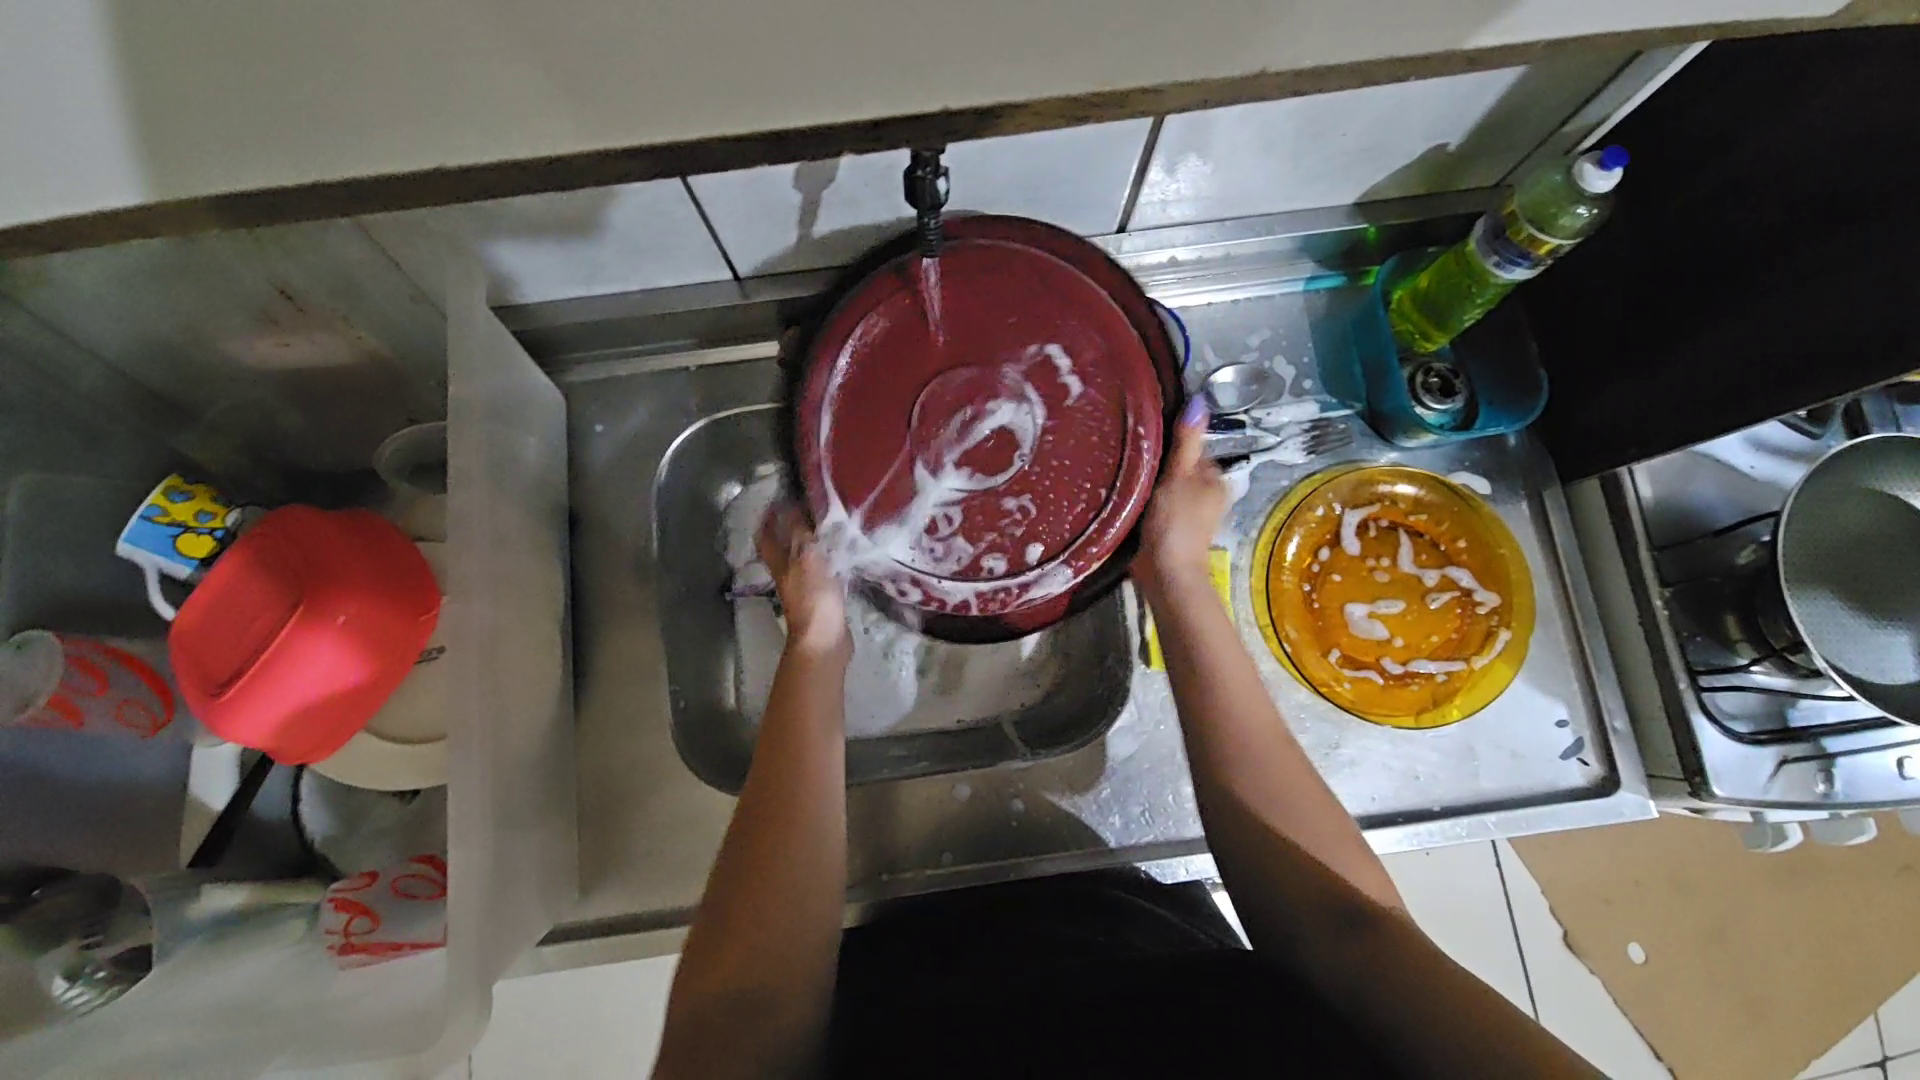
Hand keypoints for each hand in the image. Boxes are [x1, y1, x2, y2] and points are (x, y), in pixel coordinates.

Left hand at [758, 500, 850, 660]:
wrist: (824, 640)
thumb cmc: (812, 597)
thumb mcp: (805, 557)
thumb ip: (799, 532)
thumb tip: (792, 507)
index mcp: (780, 563)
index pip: (767, 536)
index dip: (769, 518)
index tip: (779, 499)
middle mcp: (788, 574)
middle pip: (784, 546)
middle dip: (792, 528)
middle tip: (808, 508)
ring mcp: (805, 587)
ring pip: (804, 558)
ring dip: (812, 543)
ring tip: (829, 525)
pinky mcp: (823, 598)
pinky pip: (824, 572)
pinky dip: (830, 560)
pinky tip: (843, 553)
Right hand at [1136, 398, 1226, 595]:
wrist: (1166, 574)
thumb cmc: (1175, 523)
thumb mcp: (1179, 476)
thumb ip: (1186, 442)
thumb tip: (1199, 401)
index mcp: (1216, 479)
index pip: (1192, 446)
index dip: (1169, 441)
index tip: (1143, 439)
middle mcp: (1207, 493)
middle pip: (1177, 466)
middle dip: (1157, 462)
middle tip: (1130, 458)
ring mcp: (1189, 513)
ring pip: (1165, 484)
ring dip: (1148, 482)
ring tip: (1126, 476)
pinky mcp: (1170, 528)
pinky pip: (1156, 503)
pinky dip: (1145, 500)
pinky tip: (1128, 499)